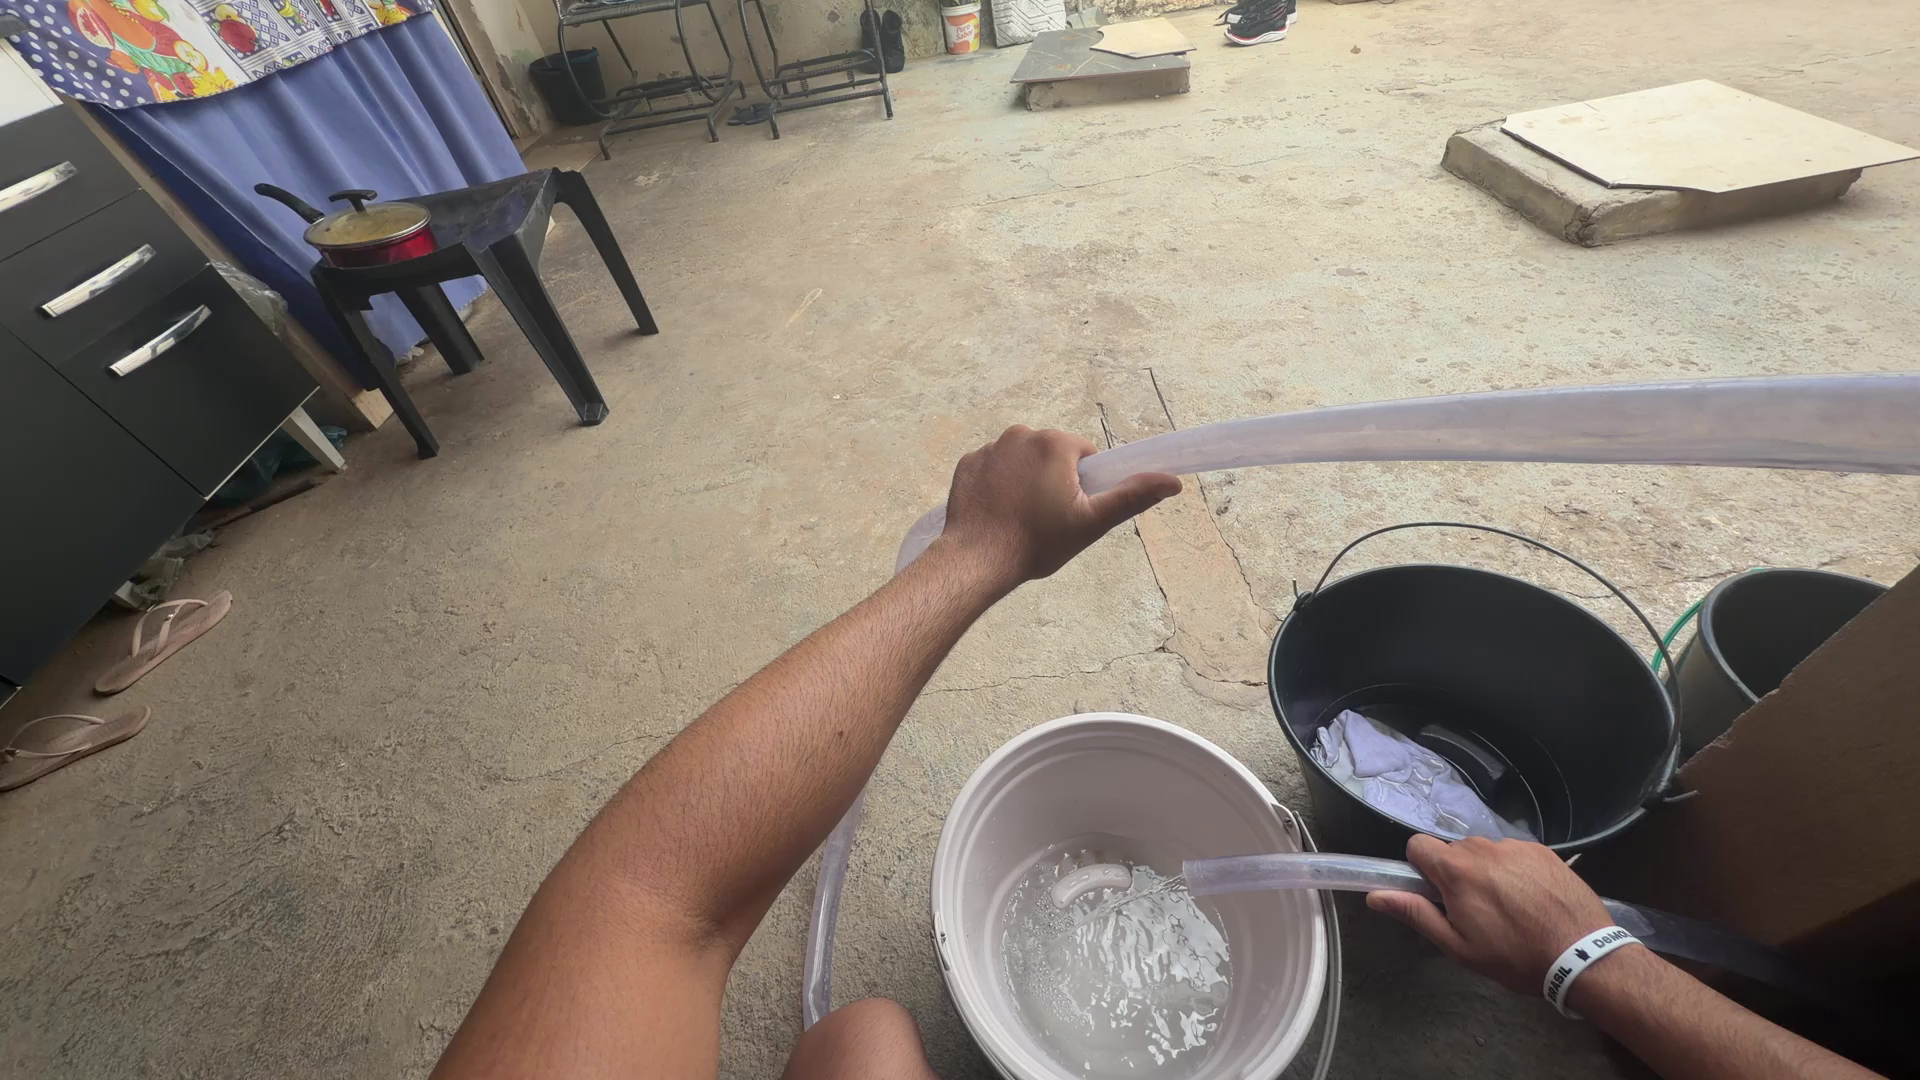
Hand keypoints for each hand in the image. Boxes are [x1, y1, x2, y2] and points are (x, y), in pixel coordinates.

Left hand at [933, 426, 1180, 591]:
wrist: (978, 559)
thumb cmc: (1037, 543)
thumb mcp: (1091, 522)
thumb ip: (1132, 497)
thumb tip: (1173, 481)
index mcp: (1055, 444)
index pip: (1082, 454)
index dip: (1082, 482)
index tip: (1070, 508)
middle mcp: (1021, 435)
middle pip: (1050, 453)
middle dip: (1052, 477)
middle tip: (1046, 516)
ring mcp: (990, 448)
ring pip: (1021, 458)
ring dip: (1025, 478)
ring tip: (1020, 515)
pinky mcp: (968, 463)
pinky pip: (992, 467)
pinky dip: (997, 483)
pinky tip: (997, 510)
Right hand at [1367, 834, 1613, 995]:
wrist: (1589, 958)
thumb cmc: (1517, 957)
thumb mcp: (1459, 947)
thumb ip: (1415, 914)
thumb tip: (1374, 895)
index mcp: (1454, 869)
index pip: (1417, 845)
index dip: (1422, 868)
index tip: (1440, 893)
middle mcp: (1479, 847)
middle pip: (1452, 851)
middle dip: (1458, 873)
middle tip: (1480, 909)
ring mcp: (1513, 846)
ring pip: (1484, 851)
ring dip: (1488, 870)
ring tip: (1513, 905)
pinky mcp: (1542, 850)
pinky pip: (1513, 852)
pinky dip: (1516, 869)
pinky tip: (1534, 897)